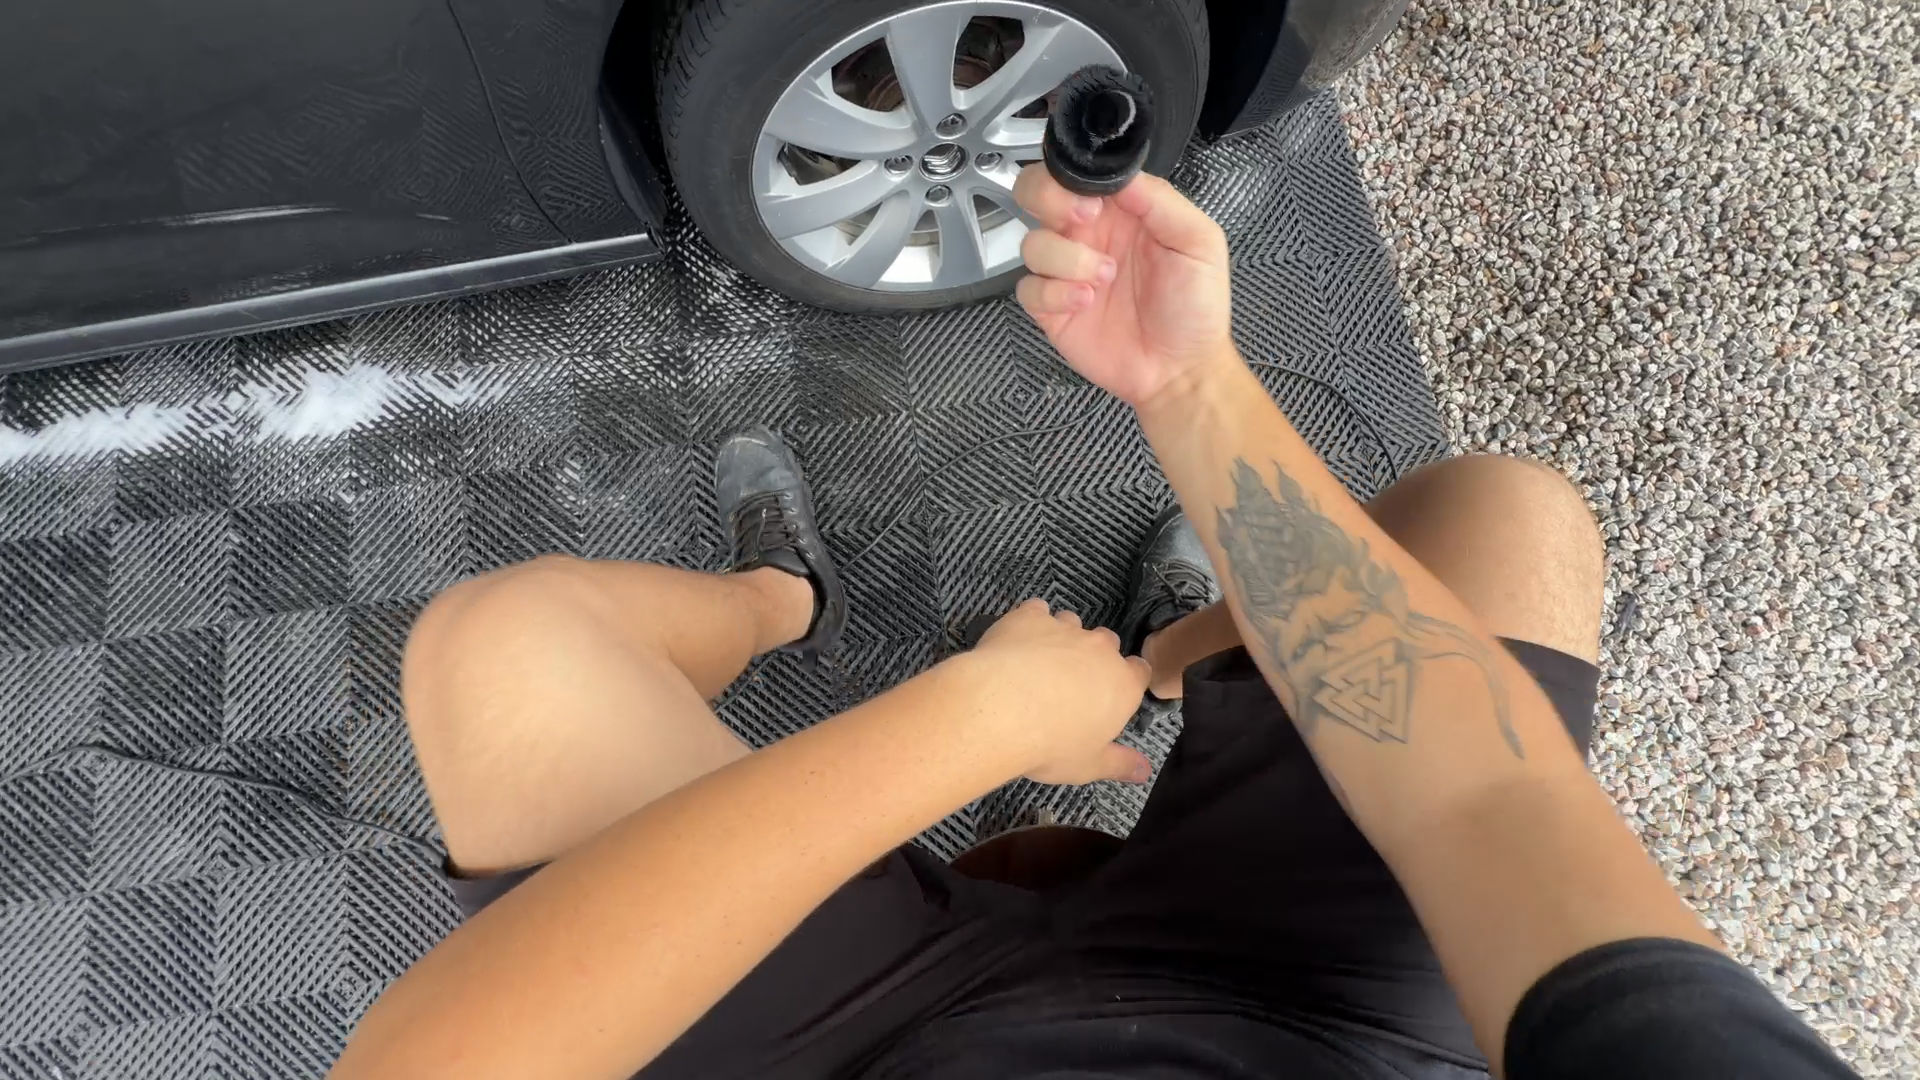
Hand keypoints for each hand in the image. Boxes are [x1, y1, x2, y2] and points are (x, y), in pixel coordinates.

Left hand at [966, 599, 1153, 785]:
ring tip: (1040, 659)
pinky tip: (1017, 637)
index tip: (1110, 693)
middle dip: (1093, 656)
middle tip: (1070, 682)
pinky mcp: (1030, 616)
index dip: (1126, 679)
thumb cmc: (1050, 744)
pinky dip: (1030, 620)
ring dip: (1062, 636)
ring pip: (1072, 622)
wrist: (1000, 708)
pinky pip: (1036, 609)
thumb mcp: (1088, 765)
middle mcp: (1099, 650)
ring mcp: (1064, 629)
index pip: (1139, 671)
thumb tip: (1145, 770)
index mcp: (1121, 685)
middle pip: (1107, 642)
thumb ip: (1120, 764)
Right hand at [1013, 166, 1234, 409]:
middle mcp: (1089, 237)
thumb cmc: (1195, 309)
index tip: (1094, 200)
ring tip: (1103, 280)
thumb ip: (1162, 201)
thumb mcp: (1199, 242)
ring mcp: (1067, 274)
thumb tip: (1124, 177)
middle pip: (1035, 194)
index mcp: (1121, 212)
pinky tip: (1084, 303)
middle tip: (1081, 223)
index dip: (1072, 177)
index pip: (1077, 174)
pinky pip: (1028, 289)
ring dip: (1065, 259)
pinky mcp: (1053, 310)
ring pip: (1031, 244)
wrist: (1179, 369)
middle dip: (1046, 199)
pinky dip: (1052, 294)